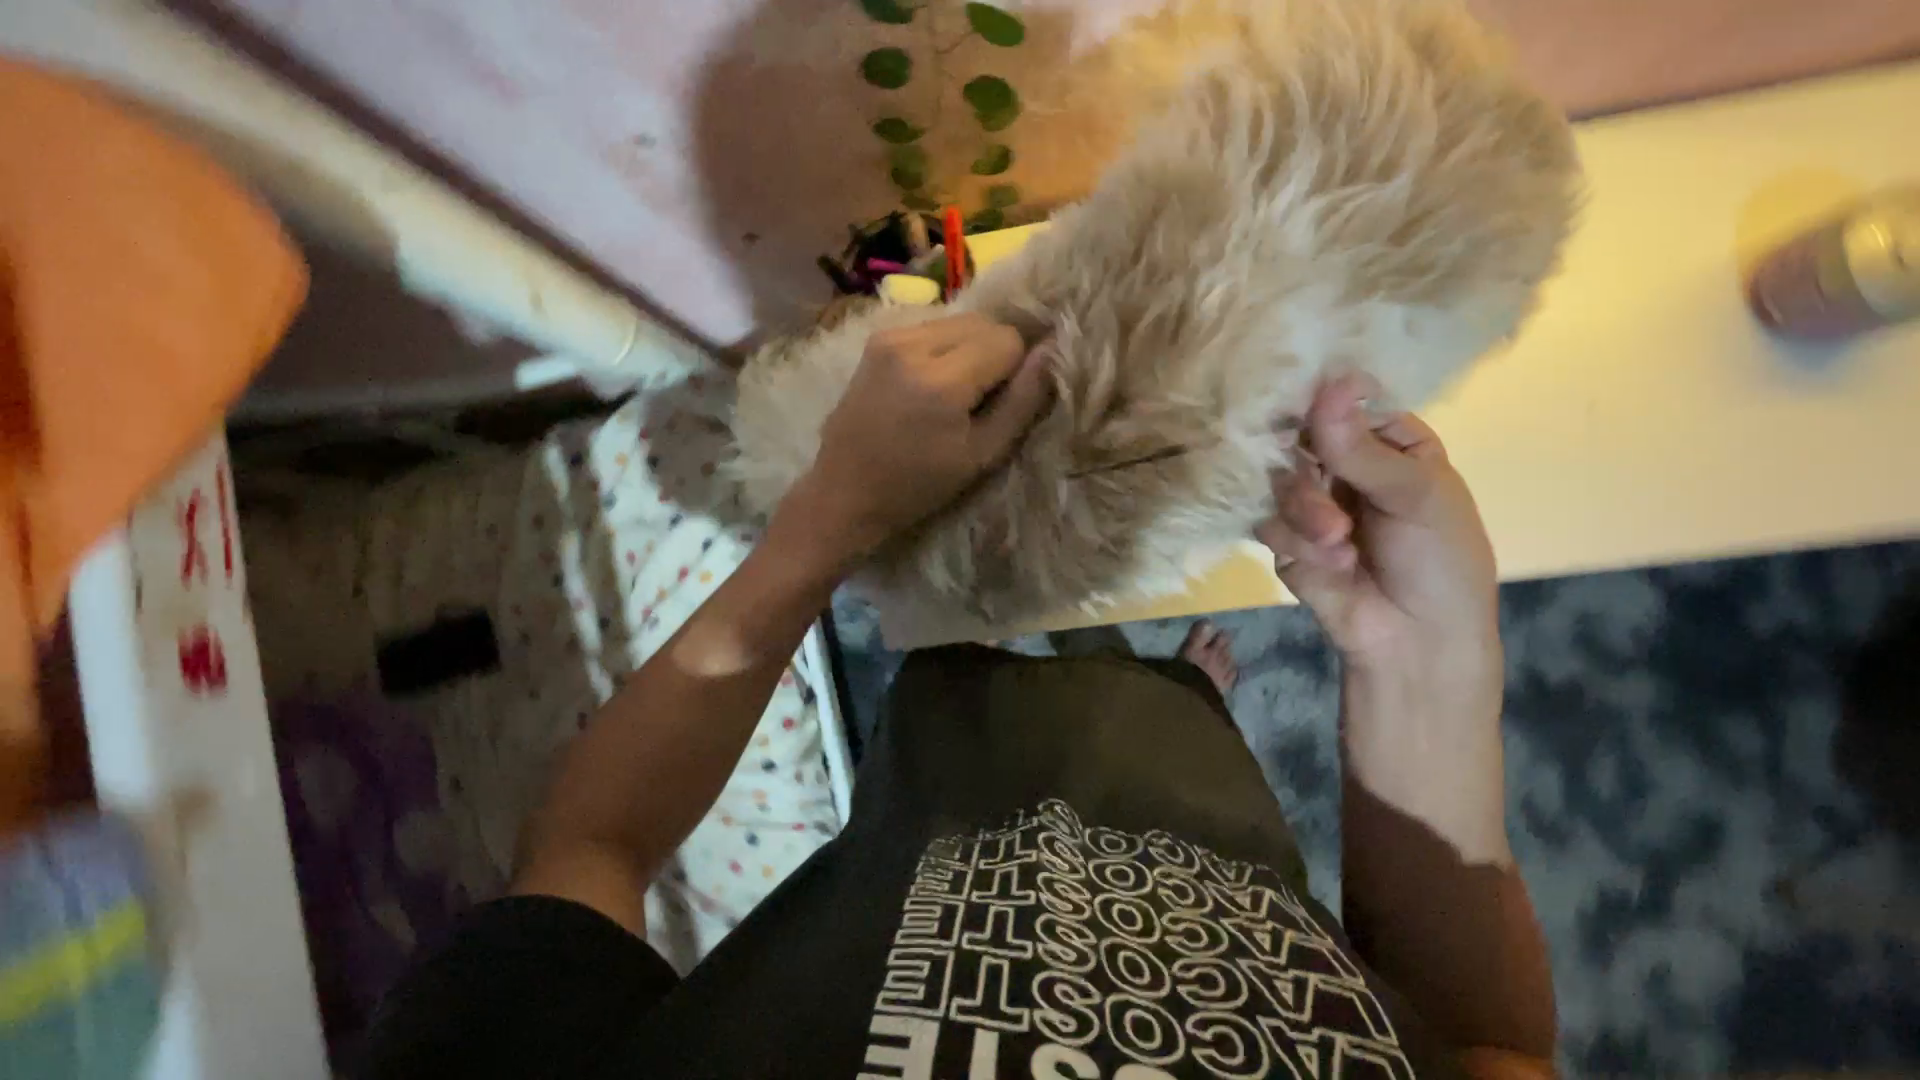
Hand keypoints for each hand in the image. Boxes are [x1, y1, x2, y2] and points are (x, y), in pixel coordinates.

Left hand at [773, 313, 1052, 570]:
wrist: (845, 491)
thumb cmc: (917, 486)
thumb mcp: (981, 455)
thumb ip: (1022, 401)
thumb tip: (1053, 351)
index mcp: (941, 381)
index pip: (1008, 340)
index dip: (1017, 369)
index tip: (1003, 403)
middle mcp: (912, 345)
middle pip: (986, 323)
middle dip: (997, 353)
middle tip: (984, 399)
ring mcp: (890, 336)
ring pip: (961, 321)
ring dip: (973, 348)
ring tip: (958, 392)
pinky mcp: (878, 338)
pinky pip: (933, 327)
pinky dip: (946, 347)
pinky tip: (933, 383)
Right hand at [1255, 377, 1498, 679]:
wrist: (1414, 643)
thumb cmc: (1440, 561)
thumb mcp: (1417, 496)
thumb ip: (1362, 448)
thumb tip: (1327, 385)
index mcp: (1388, 442)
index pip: (1344, 401)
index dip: (1321, 400)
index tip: (1300, 403)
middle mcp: (1344, 464)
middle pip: (1297, 438)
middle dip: (1309, 470)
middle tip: (1328, 499)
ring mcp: (1310, 502)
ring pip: (1277, 480)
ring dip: (1305, 511)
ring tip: (1338, 543)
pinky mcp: (1284, 539)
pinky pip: (1267, 521)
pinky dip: (1296, 542)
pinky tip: (1332, 565)